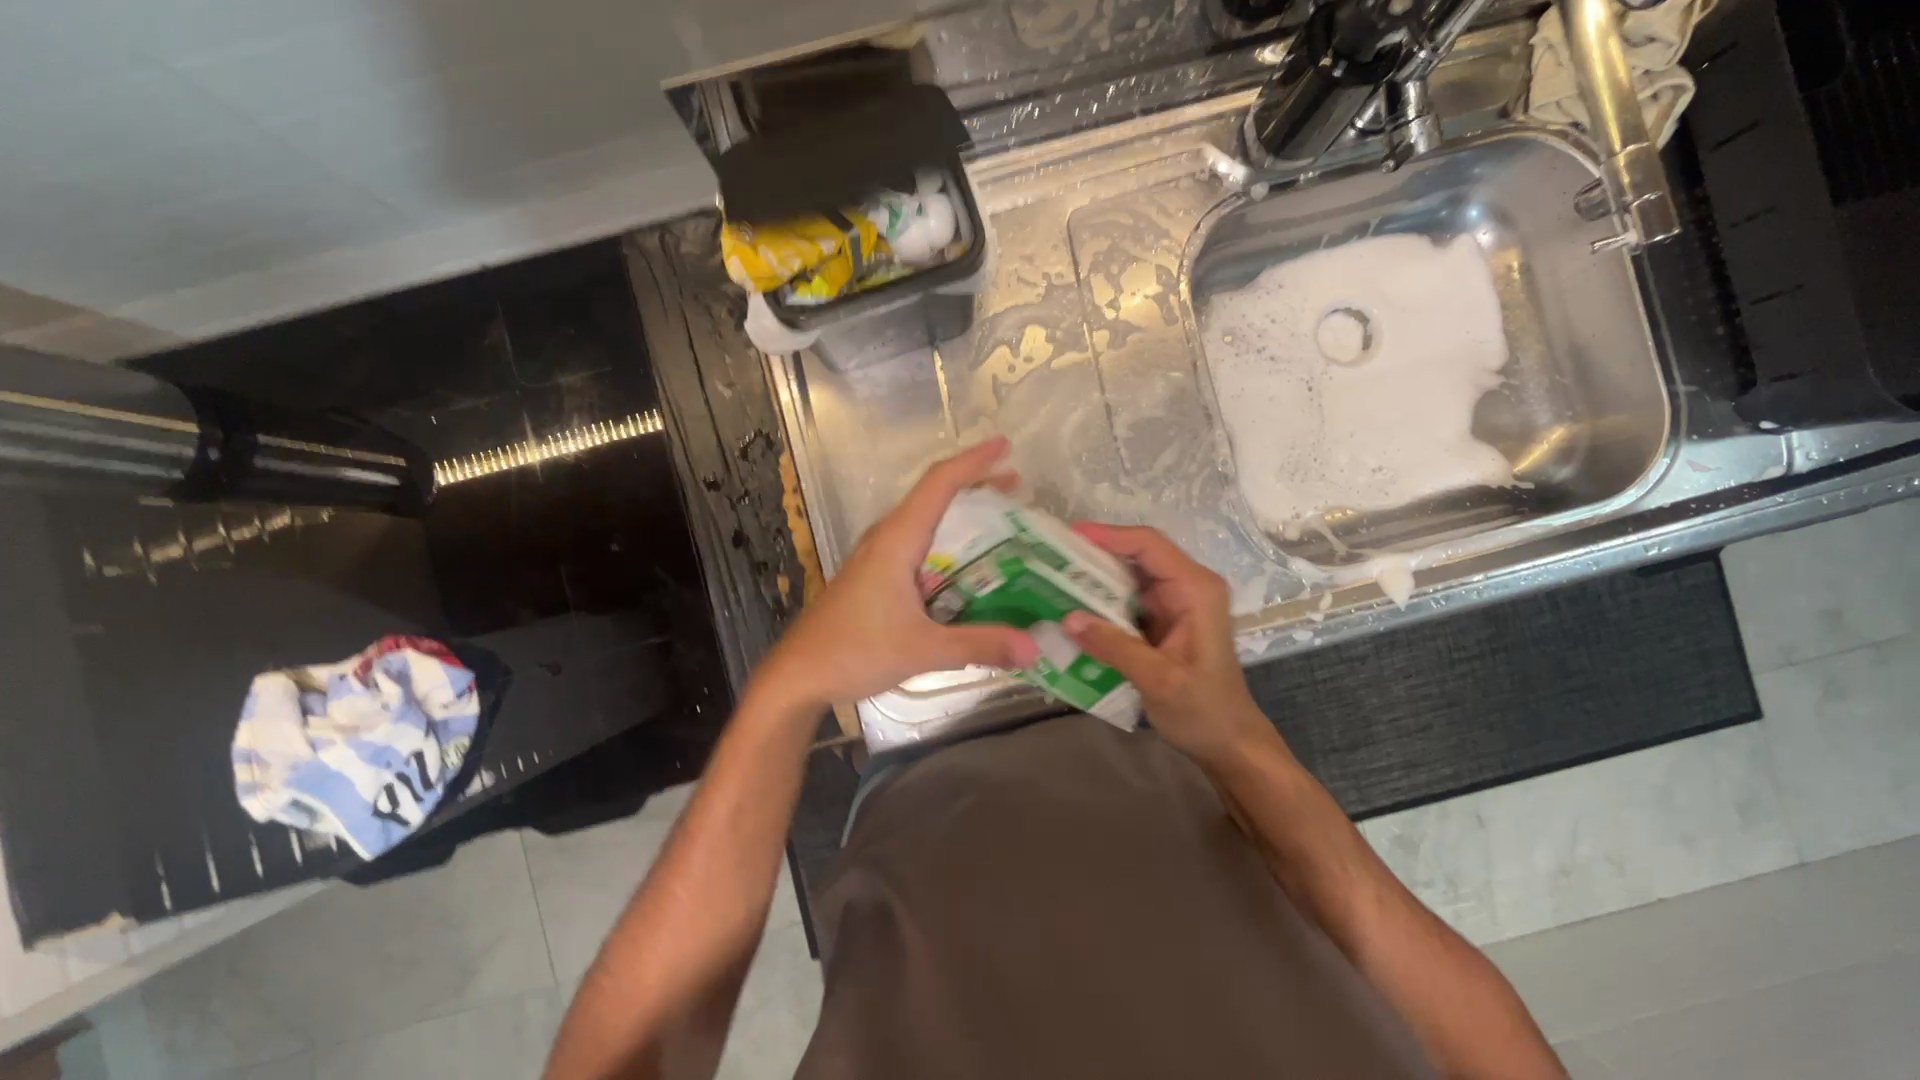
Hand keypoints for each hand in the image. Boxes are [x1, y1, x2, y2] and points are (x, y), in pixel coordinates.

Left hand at [752, 437, 1039, 710]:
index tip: (1007, 446)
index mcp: (897, 540)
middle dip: (976, 484)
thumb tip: (1034, 649)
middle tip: (1018, 488)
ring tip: (1001, 519)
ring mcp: (877, 558)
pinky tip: (965, 568)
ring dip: (961, 513)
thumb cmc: (853, 652)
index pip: (939, 484)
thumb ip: (980, 646)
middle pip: (934, 495)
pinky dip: (947, 544)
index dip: (974, 461)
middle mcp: (886, 539)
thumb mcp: (922, 650)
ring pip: (924, 521)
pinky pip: (917, 546)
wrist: (798, 675)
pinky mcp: (874, 578)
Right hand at [1063, 524, 1281, 769]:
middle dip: (1093, 555)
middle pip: (1135, 555)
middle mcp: (1186, 587)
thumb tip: (1068, 618)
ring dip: (1092, 578)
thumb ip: (1115, 646)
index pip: (1148, 545)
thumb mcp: (1159, 680)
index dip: (1108, 535)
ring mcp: (1174, 604)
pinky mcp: (1161, 621)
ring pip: (1127, 577)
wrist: (1228, 742)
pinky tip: (1068, 607)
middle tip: (1048, 558)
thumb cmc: (1204, 711)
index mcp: (1195, 589)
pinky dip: (1099, 602)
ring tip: (1050, 578)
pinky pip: (1126, 600)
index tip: (1066, 537)